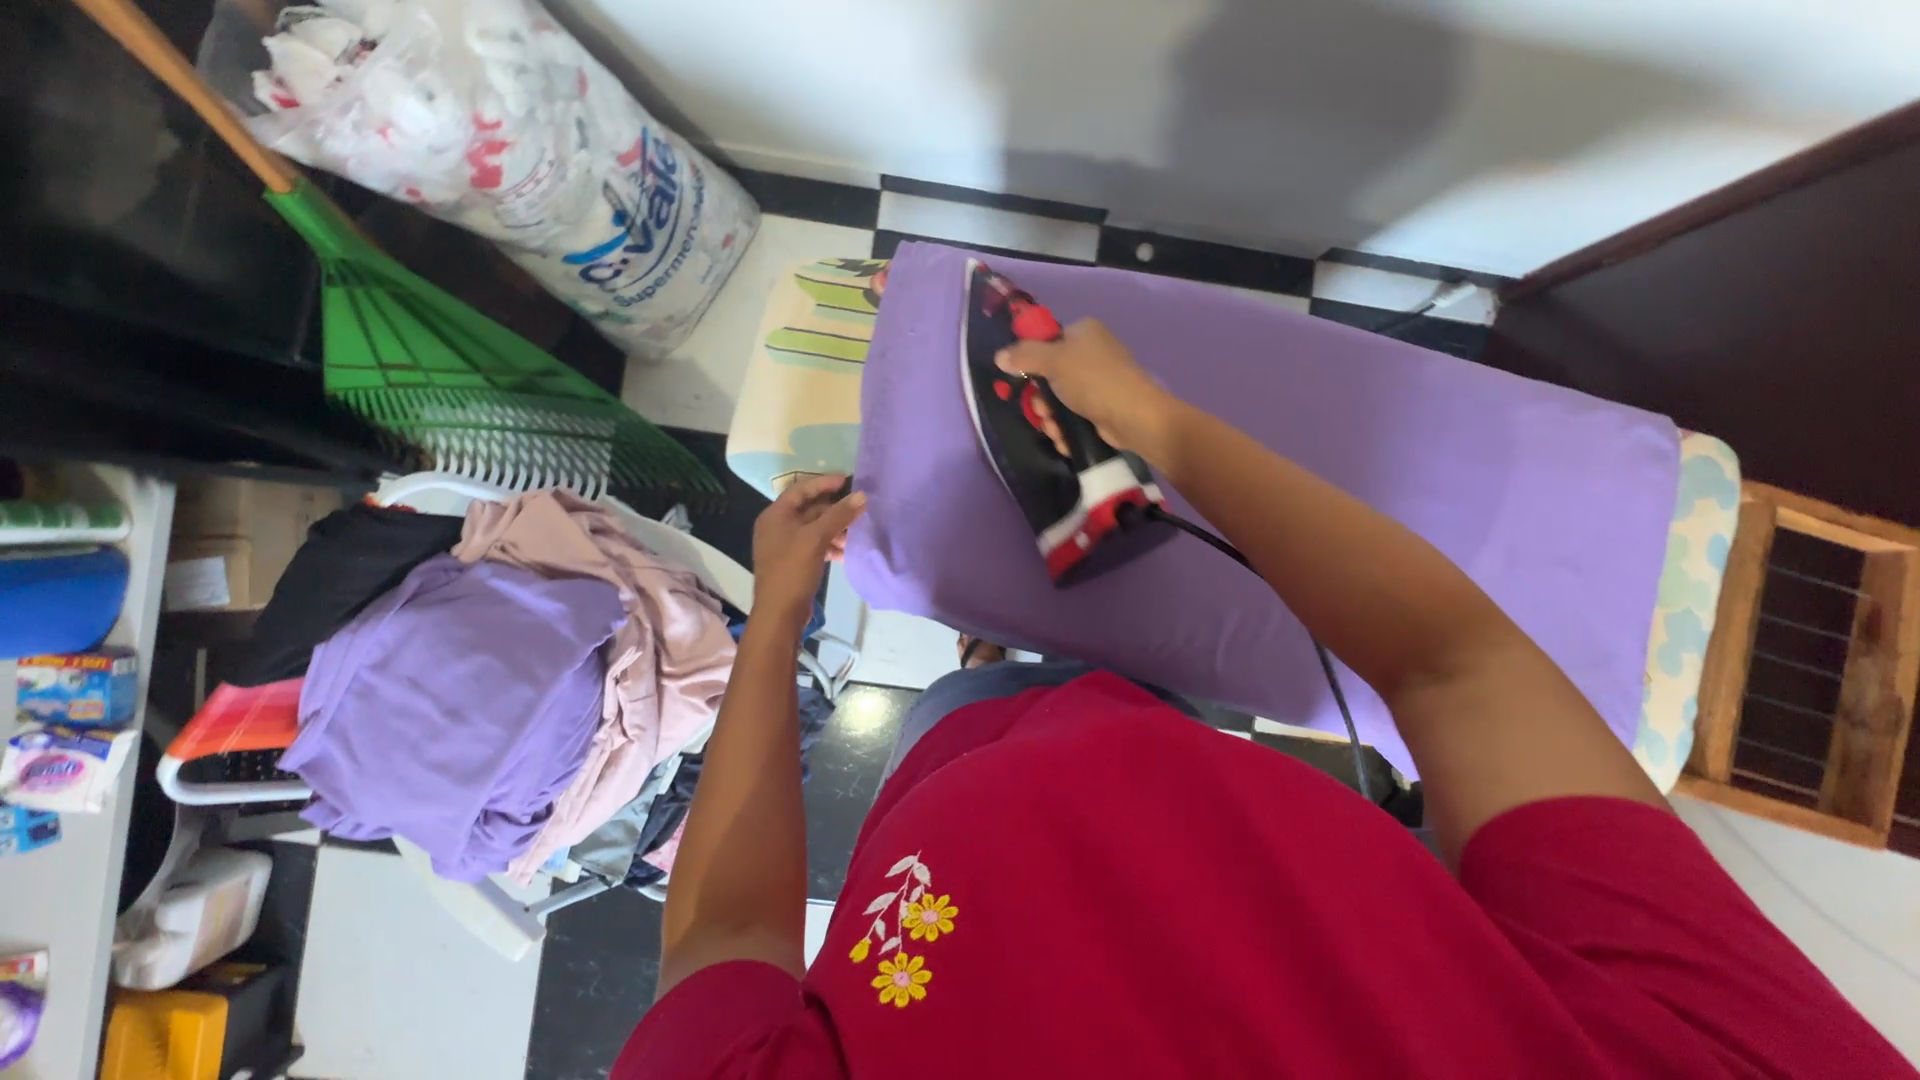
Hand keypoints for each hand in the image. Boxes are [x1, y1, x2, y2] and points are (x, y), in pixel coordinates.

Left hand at [751, 473, 866, 623]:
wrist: (780, 613)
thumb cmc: (792, 570)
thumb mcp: (816, 539)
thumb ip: (839, 515)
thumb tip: (862, 496)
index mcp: (776, 515)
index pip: (801, 489)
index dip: (824, 483)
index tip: (848, 480)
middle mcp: (778, 526)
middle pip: (810, 509)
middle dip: (835, 510)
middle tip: (859, 508)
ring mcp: (786, 545)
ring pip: (815, 528)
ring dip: (836, 529)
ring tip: (857, 533)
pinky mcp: (795, 562)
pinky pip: (816, 545)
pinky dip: (831, 545)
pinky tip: (847, 552)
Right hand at [997, 319, 1181, 463]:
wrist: (1133, 416)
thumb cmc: (1093, 380)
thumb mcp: (1054, 361)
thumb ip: (1023, 356)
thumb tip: (999, 357)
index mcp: (1083, 332)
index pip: (1047, 341)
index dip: (1032, 361)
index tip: (1024, 380)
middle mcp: (1091, 353)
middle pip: (1049, 376)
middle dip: (1042, 400)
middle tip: (1043, 411)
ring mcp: (1097, 382)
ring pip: (1059, 400)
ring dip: (1051, 419)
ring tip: (1056, 429)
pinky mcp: (1101, 407)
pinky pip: (1073, 416)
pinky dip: (1066, 429)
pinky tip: (1066, 439)